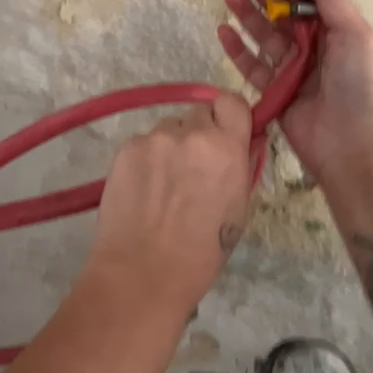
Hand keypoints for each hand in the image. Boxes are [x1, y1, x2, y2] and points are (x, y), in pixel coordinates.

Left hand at [86, 94, 256, 313]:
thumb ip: (242, 166)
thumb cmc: (202, 252)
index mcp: (226, 147)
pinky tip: (144, 189)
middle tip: (193, 168)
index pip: (232, 101)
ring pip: (169, 128)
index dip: (228, 116)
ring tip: (165, 185)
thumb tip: (245, 140)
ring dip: (172, 146)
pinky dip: (147, 159)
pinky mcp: (127, 147)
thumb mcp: (239, 210)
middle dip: (199, 134)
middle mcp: (191, 132)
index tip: (224, 133)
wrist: (143, 272)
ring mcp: (155, 137)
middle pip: (199, 113)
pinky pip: (144, 142)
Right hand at [218, 0, 372, 186]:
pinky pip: (253, 66)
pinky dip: (238, 49)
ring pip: (265, 35)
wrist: (357, 148)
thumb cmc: (361, 85)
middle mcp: (314, 48)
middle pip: (283, 13)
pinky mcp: (275, 92)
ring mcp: (293, 71)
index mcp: (337, 32)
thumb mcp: (354, 34)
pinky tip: (223, 30)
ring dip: (246, 14)